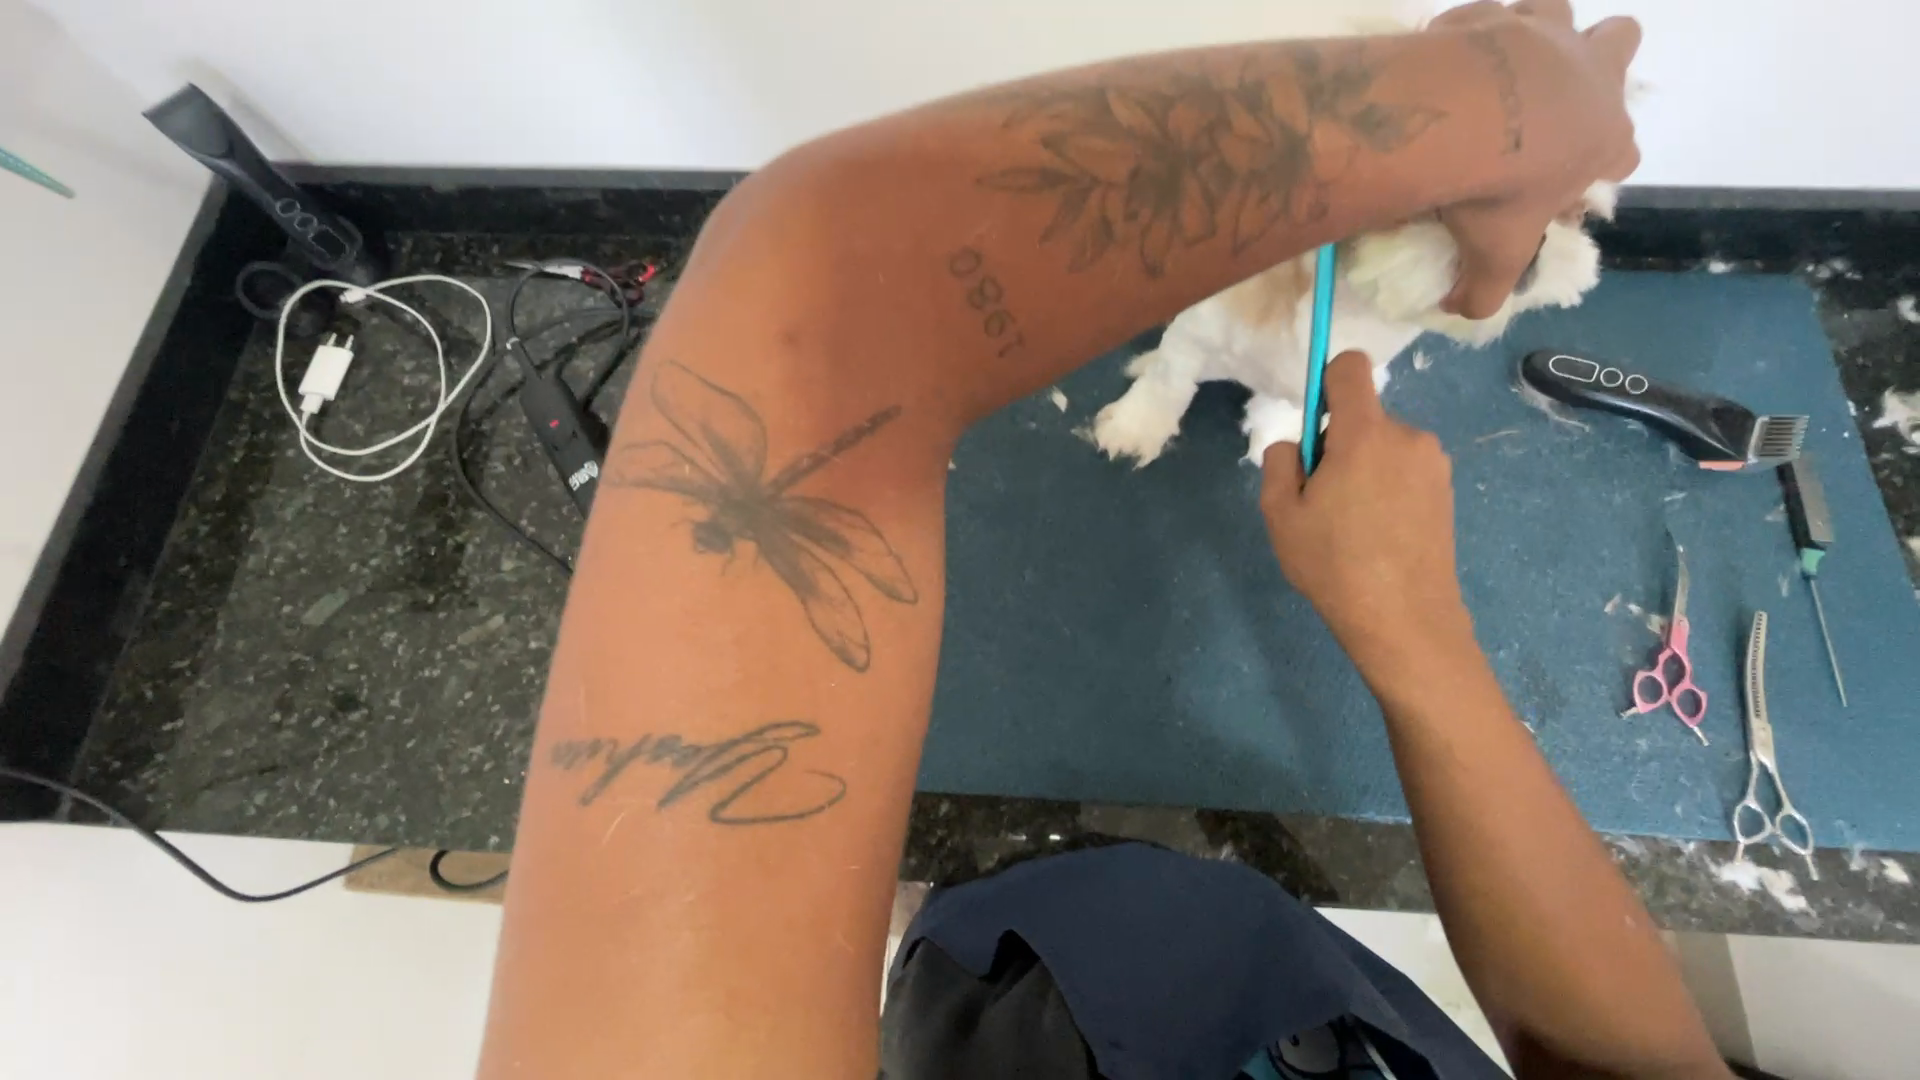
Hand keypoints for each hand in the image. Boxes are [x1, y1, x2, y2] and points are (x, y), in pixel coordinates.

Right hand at [1260, 352, 1473, 675]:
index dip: (1326, 380)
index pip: (1350, 369)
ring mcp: (1433, 464)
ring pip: (1383, 446)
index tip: (1313, 421)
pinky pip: (1403, 470)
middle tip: (1322, 500)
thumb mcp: (1279, 514)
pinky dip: (1385, 488)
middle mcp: (1407, 437)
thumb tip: (1297, 444)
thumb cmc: (1333, 562)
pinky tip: (1376, 533)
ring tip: (1350, 523)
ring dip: (1362, 468)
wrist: (1403, 618)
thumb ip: (1279, 462)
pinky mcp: (1446, 491)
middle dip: (1337, 444)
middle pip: (1362, 417)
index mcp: (1364, 434)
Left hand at [1428, 0, 1641, 317]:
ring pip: (1567, 10)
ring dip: (1539, 32)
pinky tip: (1440, 54)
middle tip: (1543, 102)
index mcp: (1600, 138)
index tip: (1562, 181)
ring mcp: (1548, 36)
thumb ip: (1484, 289)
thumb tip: (1465, 313)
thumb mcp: (1495, 253)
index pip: (1622, 152)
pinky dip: (1467, 30)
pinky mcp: (1502, 16)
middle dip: (1597, 68)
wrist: (1468, 125)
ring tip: (1495, 65)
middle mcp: (1590, 74)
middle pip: (1622, 48)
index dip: (1601, 165)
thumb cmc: (1497, 193)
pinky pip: (1488, 11)